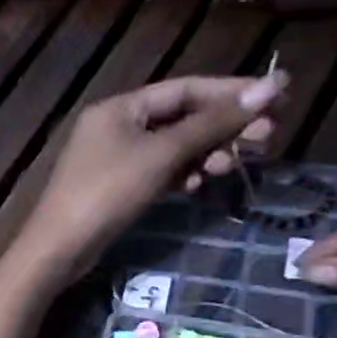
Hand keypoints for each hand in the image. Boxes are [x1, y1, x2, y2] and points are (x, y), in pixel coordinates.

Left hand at [13, 74, 284, 284]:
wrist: (58, 250)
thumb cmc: (105, 194)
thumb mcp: (161, 155)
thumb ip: (212, 123)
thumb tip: (269, 88)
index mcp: (119, 107)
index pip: (186, 88)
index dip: (232, 92)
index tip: (278, 99)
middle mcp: (114, 126)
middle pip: (181, 117)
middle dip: (223, 127)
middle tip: (265, 139)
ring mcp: (112, 159)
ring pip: (172, 147)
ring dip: (206, 152)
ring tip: (233, 166)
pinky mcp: (115, 188)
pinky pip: (158, 171)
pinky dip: (182, 174)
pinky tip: (201, 183)